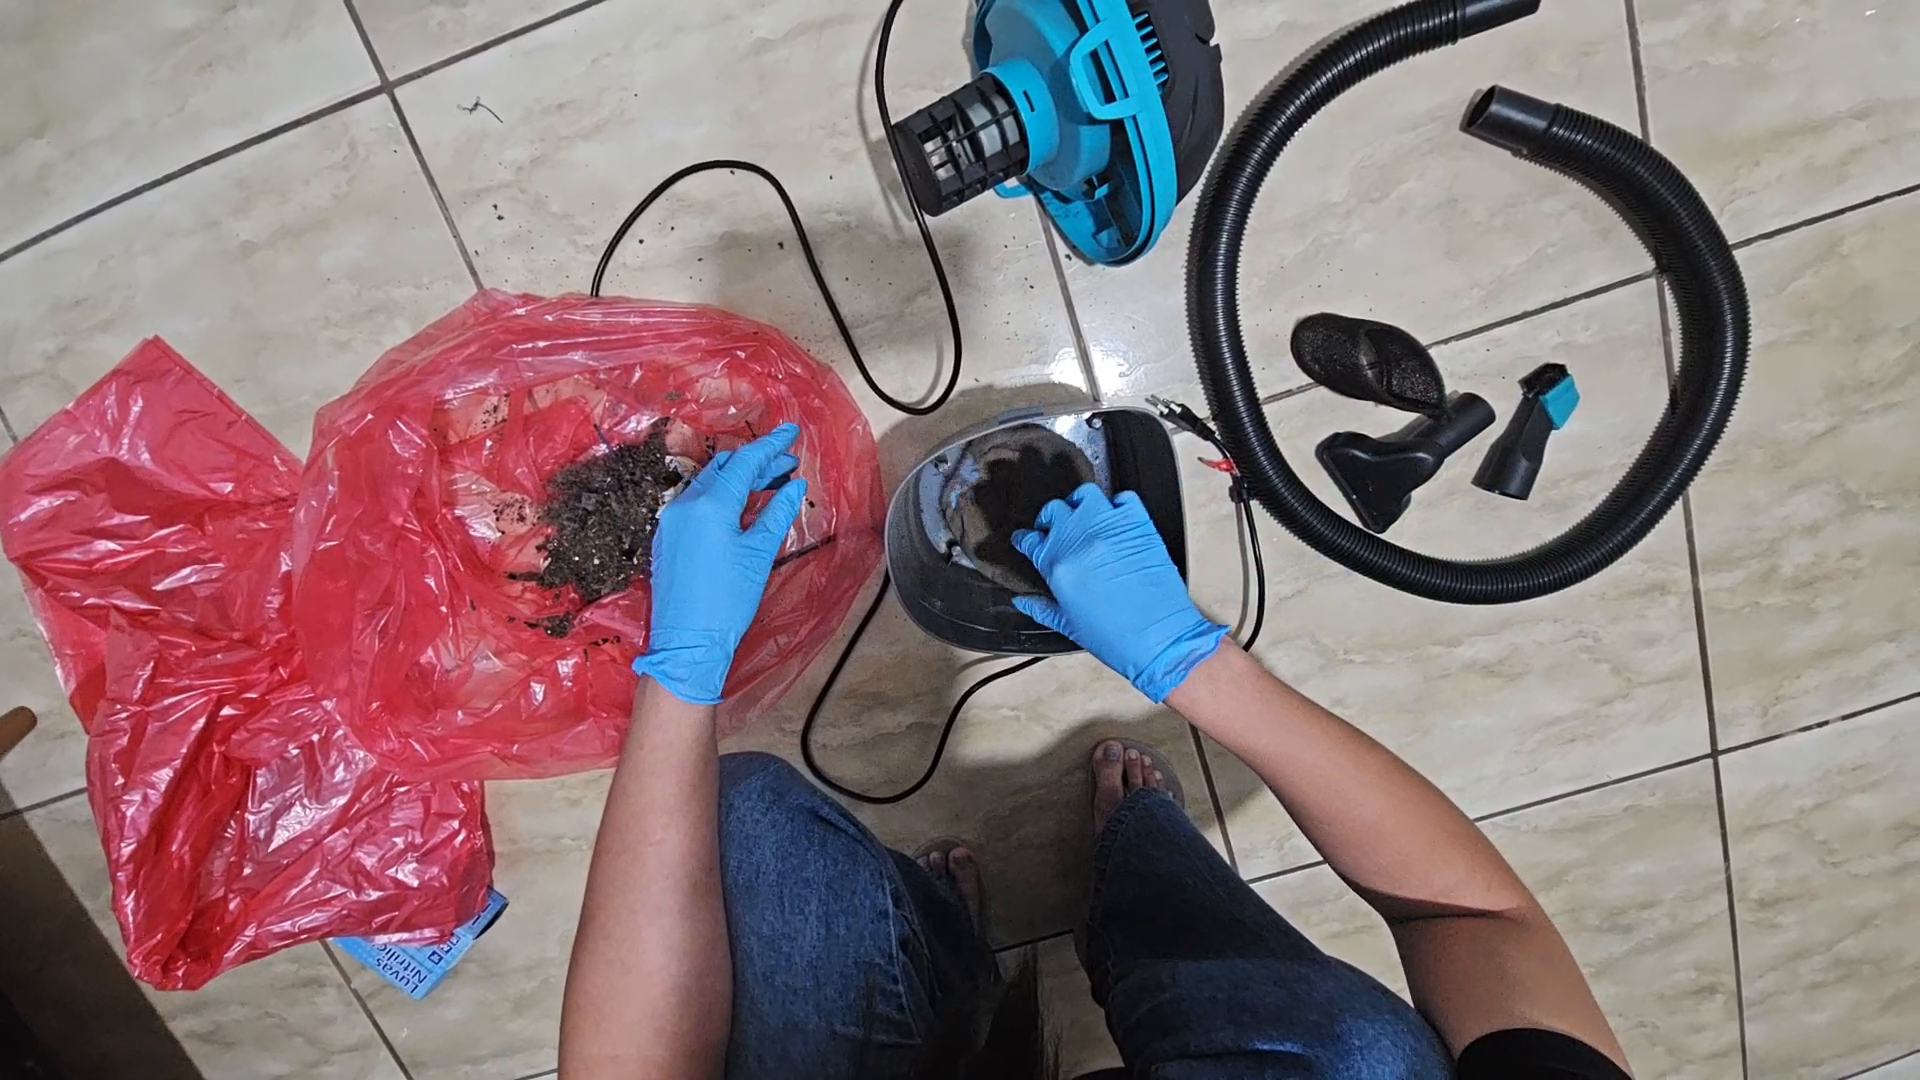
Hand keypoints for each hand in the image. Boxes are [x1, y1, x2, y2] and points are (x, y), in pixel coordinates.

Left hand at [633, 423, 807, 704]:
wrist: (688, 642)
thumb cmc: (727, 601)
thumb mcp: (760, 555)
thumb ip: (777, 514)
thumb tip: (795, 487)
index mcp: (710, 506)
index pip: (745, 463)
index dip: (771, 446)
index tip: (792, 433)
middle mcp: (685, 505)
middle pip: (724, 468)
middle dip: (757, 461)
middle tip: (787, 464)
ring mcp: (672, 521)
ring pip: (709, 483)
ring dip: (740, 478)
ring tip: (770, 482)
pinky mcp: (669, 537)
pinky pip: (697, 503)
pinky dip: (723, 496)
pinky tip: (743, 507)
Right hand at [1013, 483, 1225, 702]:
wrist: (1160, 639)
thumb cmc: (1117, 638)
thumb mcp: (1069, 625)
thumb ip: (1041, 608)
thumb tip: (1024, 601)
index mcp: (1058, 566)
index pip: (1030, 540)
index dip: (1026, 540)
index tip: (1028, 540)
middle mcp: (1080, 541)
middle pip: (1054, 511)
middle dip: (1050, 519)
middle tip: (1055, 528)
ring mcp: (1109, 528)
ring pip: (1085, 495)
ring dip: (1080, 503)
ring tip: (1082, 516)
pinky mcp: (1138, 525)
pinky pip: (1123, 498)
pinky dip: (1117, 504)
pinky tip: (1115, 518)